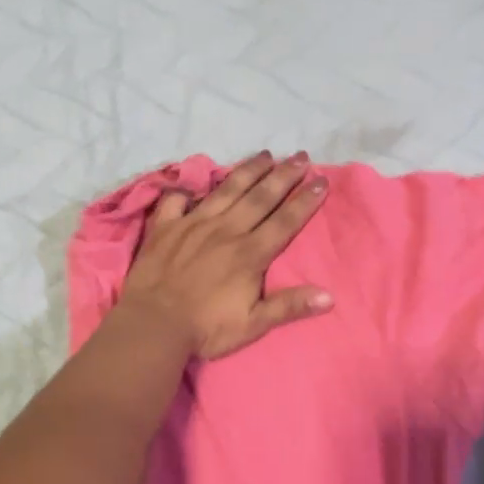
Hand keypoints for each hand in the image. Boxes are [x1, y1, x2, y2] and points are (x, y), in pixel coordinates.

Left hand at [118, 150, 331, 359]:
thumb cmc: (207, 328)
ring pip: (227, 189)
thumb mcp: (253, 324)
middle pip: (260, 197)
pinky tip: (192, 184)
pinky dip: (185, 189)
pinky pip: (176, 199)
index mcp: (250, 254)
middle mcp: (226, 230)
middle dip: (283, 175)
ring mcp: (194, 224)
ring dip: (248, 170)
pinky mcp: (165, 227)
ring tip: (265, 155)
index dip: (305, 200)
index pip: (285, 221)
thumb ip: (289, 307)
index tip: (321, 179)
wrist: (154, 324)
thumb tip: (329, 297)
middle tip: (300, 156)